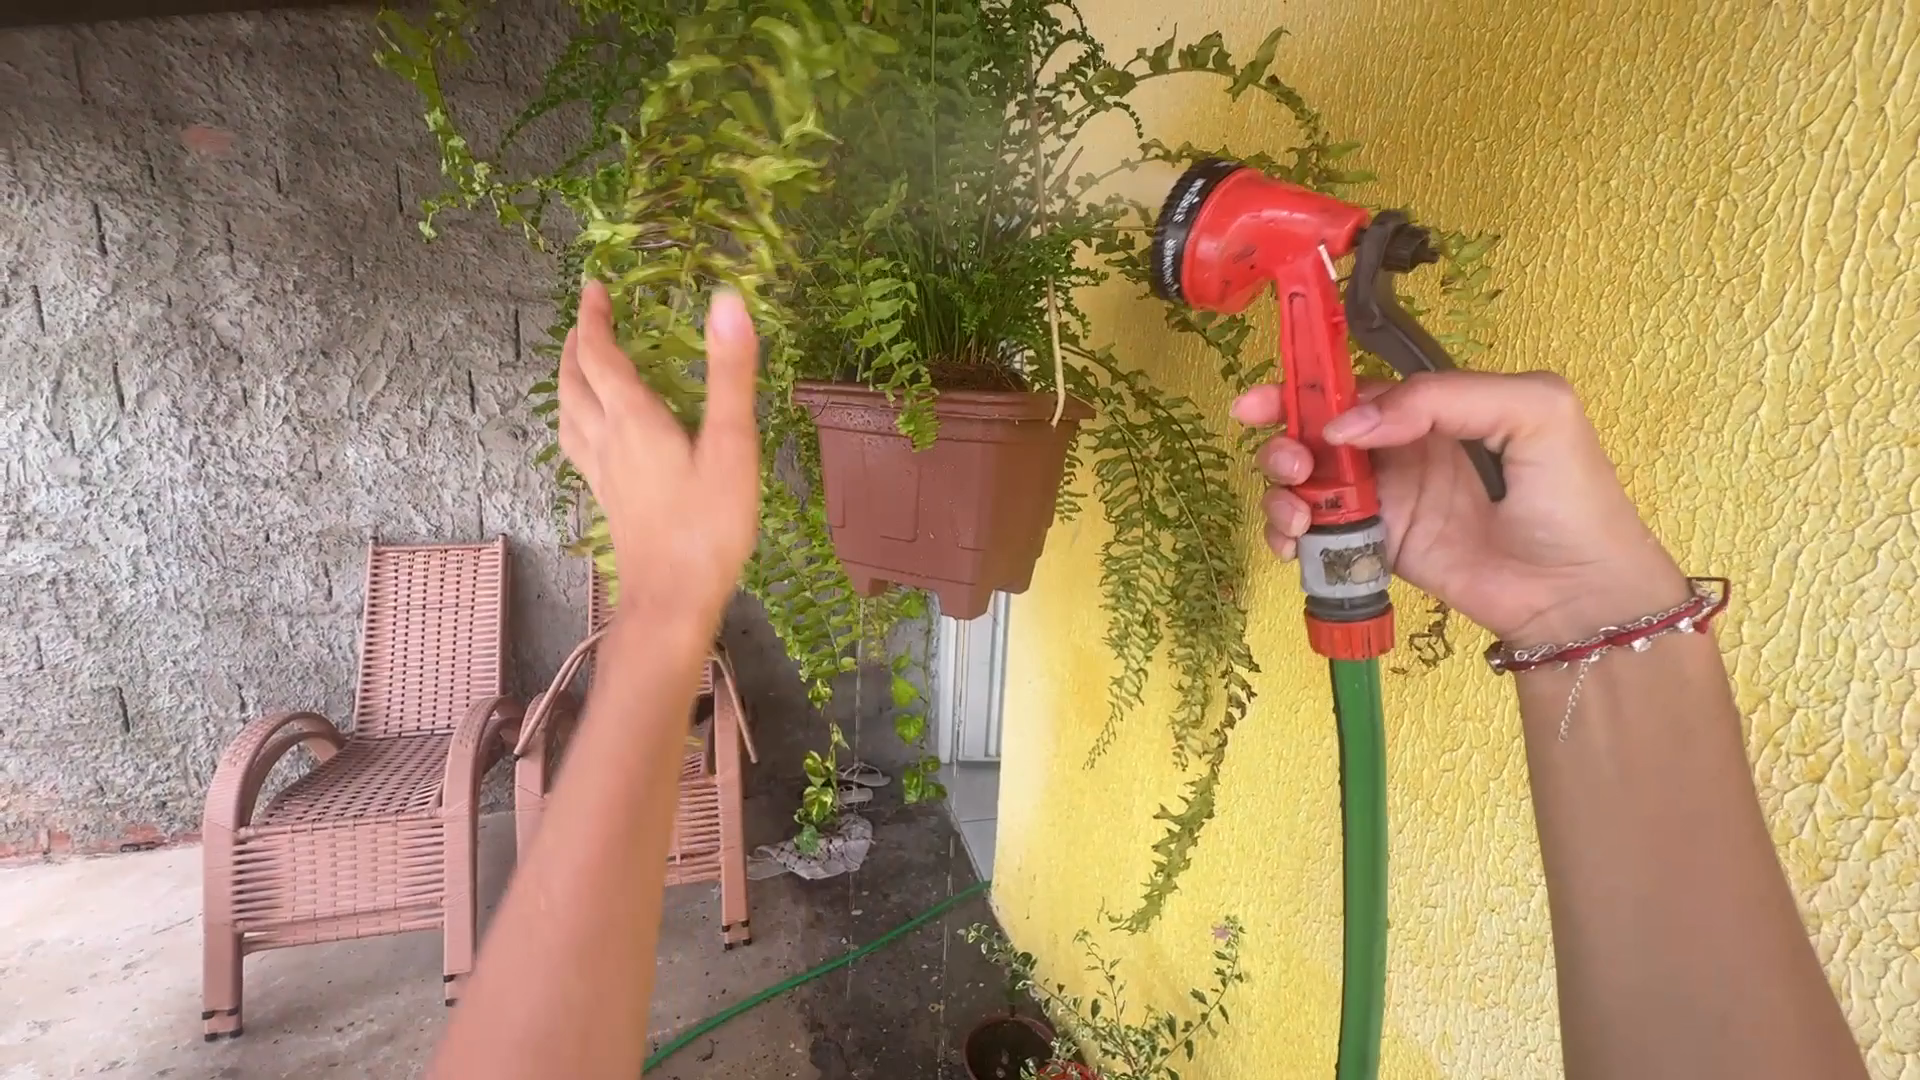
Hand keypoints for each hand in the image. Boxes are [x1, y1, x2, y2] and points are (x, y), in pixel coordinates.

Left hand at [559, 281, 760, 629]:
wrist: (674, 597)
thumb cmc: (709, 524)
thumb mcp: (731, 445)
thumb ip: (730, 375)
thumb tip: (728, 302)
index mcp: (634, 420)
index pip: (601, 356)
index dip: (594, 318)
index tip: (594, 287)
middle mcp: (608, 441)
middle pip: (574, 383)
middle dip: (576, 345)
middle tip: (586, 320)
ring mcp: (604, 475)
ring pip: (568, 416)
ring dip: (568, 382)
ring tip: (579, 366)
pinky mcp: (610, 501)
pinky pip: (578, 446)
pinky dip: (576, 421)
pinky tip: (592, 434)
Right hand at [1235, 370, 1687, 645]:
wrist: (1574, 591)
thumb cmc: (1567, 494)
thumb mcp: (1531, 411)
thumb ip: (1441, 397)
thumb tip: (1345, 429)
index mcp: (1422, 412)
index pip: (1347, 392)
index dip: (1297, 393)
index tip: (1256, 406)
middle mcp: (1389, 453)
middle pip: (1309, 439)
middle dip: (1282, 447)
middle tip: (1291, 468)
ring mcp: (1375, 503)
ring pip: (1299, 487)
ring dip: (1281, 495)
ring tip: (1300, 517)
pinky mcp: (1366, 547)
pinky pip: (1309, 535)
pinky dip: (1285, 538)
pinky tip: (1296, 546)